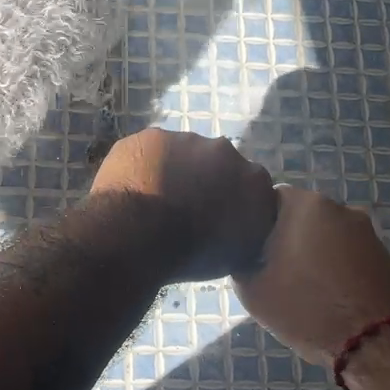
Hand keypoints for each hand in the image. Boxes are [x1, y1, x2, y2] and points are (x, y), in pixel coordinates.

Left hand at [88, 129, 275, 280]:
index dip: (231, 199)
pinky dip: (146, 164)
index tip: (216, 213)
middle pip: (217, 162)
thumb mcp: (237, 253)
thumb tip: (242, 225)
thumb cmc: (192, 254)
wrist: (141, 234)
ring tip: (155, 197)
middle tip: (184, 204)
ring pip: (183, 152)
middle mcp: (226, 150)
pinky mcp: (152, 136)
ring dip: (174, 168)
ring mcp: (187, 139)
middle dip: (204, 178)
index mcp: (254, 180)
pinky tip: (135, 185)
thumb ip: (248, 228)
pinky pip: (152, 150)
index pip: (249, 186)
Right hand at [233, 187, 389, 366]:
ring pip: (326, 236)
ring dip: (313, 253)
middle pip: (301, 217)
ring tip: (302, 287)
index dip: (256, 222)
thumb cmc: (308, 308)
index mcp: (305, 205)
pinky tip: (329, 296)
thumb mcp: (253, 290)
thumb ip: (241, 263)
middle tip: (272, 269)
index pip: (268, 198)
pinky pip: (349, 254)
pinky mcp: (385, 257)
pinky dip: (336, 268)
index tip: (250, 248)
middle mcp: (340, 208)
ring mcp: (367, 232)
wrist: (379, 345)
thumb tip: (245, 256)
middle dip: (286, 237)